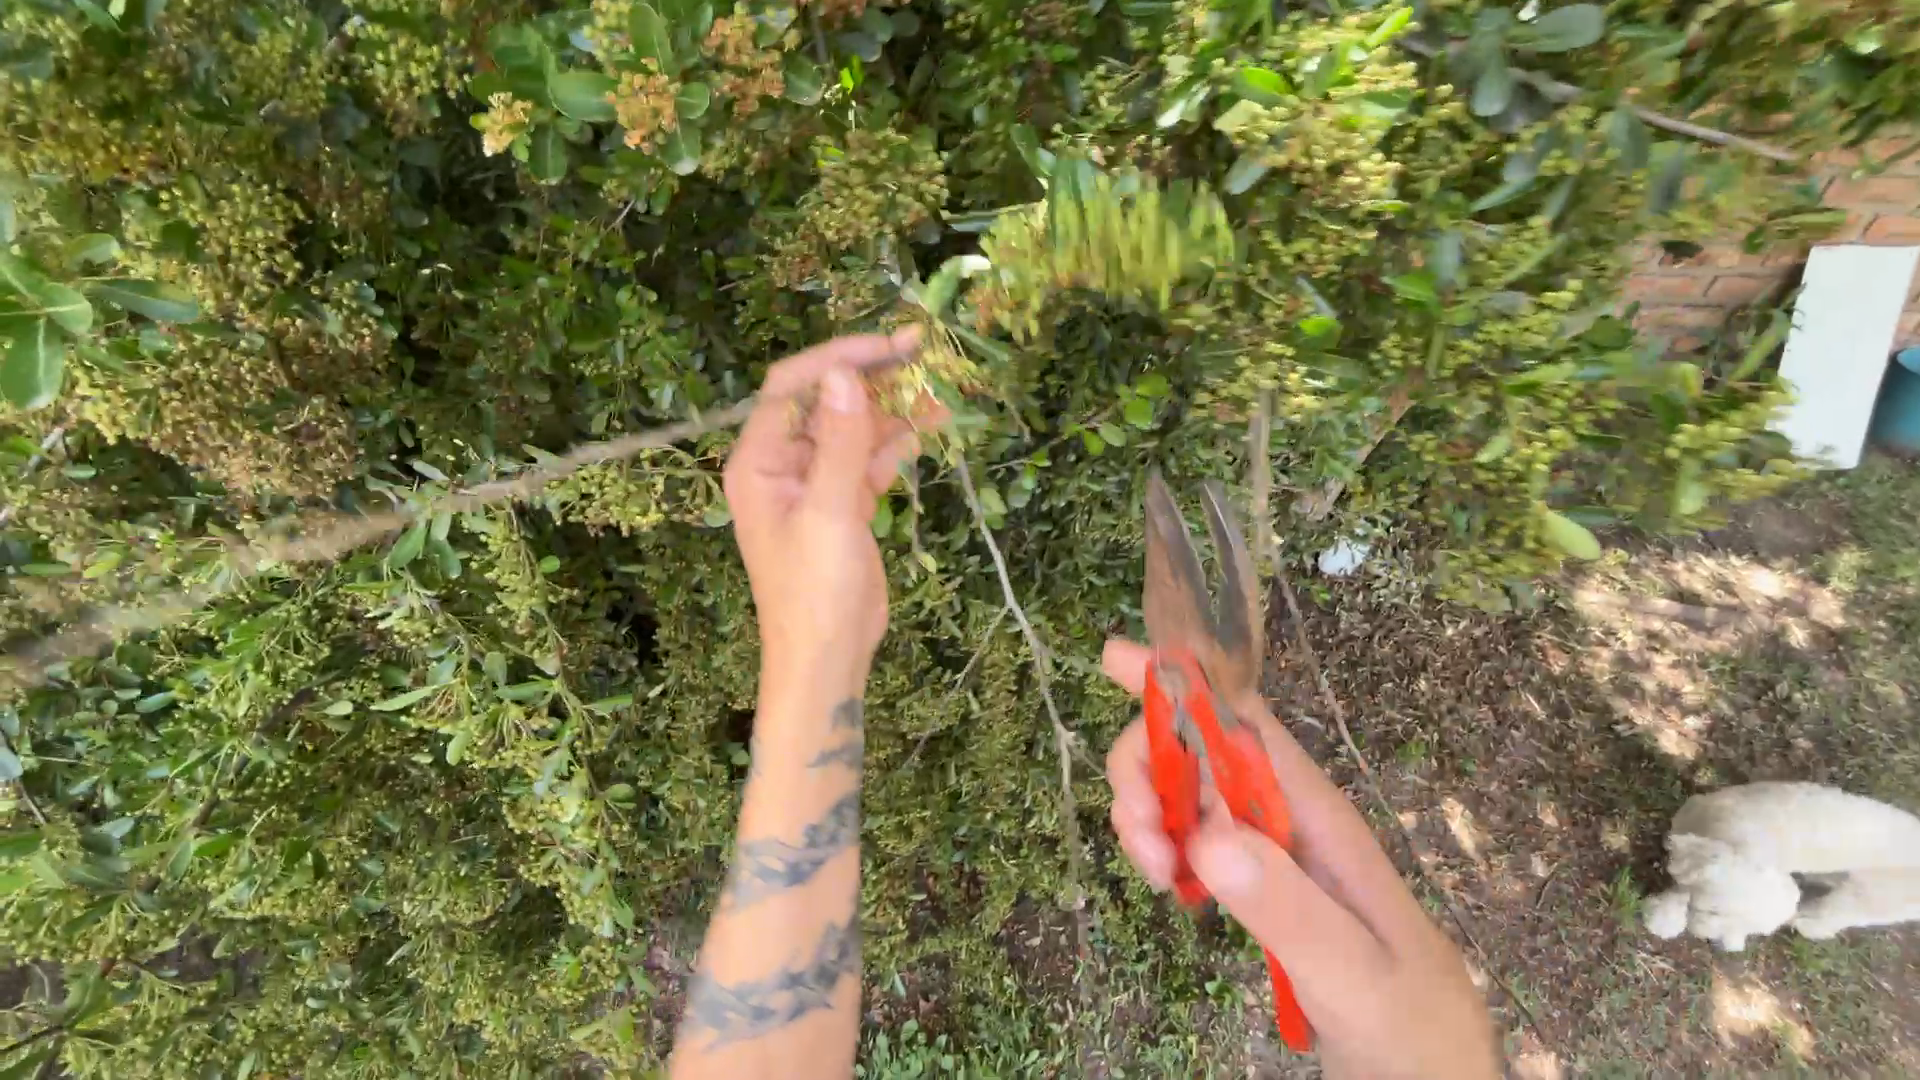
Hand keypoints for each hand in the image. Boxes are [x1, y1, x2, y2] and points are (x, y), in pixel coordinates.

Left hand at [723, 330, 924, 696]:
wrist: (828, 657)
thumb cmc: (815, 592)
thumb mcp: (827, 514)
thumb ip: (838, 443)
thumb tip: (845, 373)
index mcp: (759, 462)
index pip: (792, 388)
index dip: (839, 358)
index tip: (890, 347)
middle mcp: (783, 465)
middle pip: (826, 403)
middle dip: (872, 380)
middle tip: (922, 356)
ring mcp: (815, 484)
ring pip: (853, 431)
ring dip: (892, 412)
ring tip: (939, 397)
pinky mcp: (843, 505)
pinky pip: (868, 461)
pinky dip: (896, 445)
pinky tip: (928, 431)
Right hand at [1100, 640, 1498, 1079]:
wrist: (1427, 1069)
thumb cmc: (1407, 1019)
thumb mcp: (1354, 972)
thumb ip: (1287, 906)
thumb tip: (1208, 837)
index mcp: (1313, 809)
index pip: (1240, 720)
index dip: (1179, 682)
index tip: (1114, 657)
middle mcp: (1281, 809)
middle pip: (1193, 749)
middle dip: (1146, 771)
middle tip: (1141, 838)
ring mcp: (1261, 839)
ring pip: (1180, 789)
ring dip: (1146, 813)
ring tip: (1154, 874)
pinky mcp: (1248, 871)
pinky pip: (1184, 833)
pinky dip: (1158, 846)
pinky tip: (1168, 886)